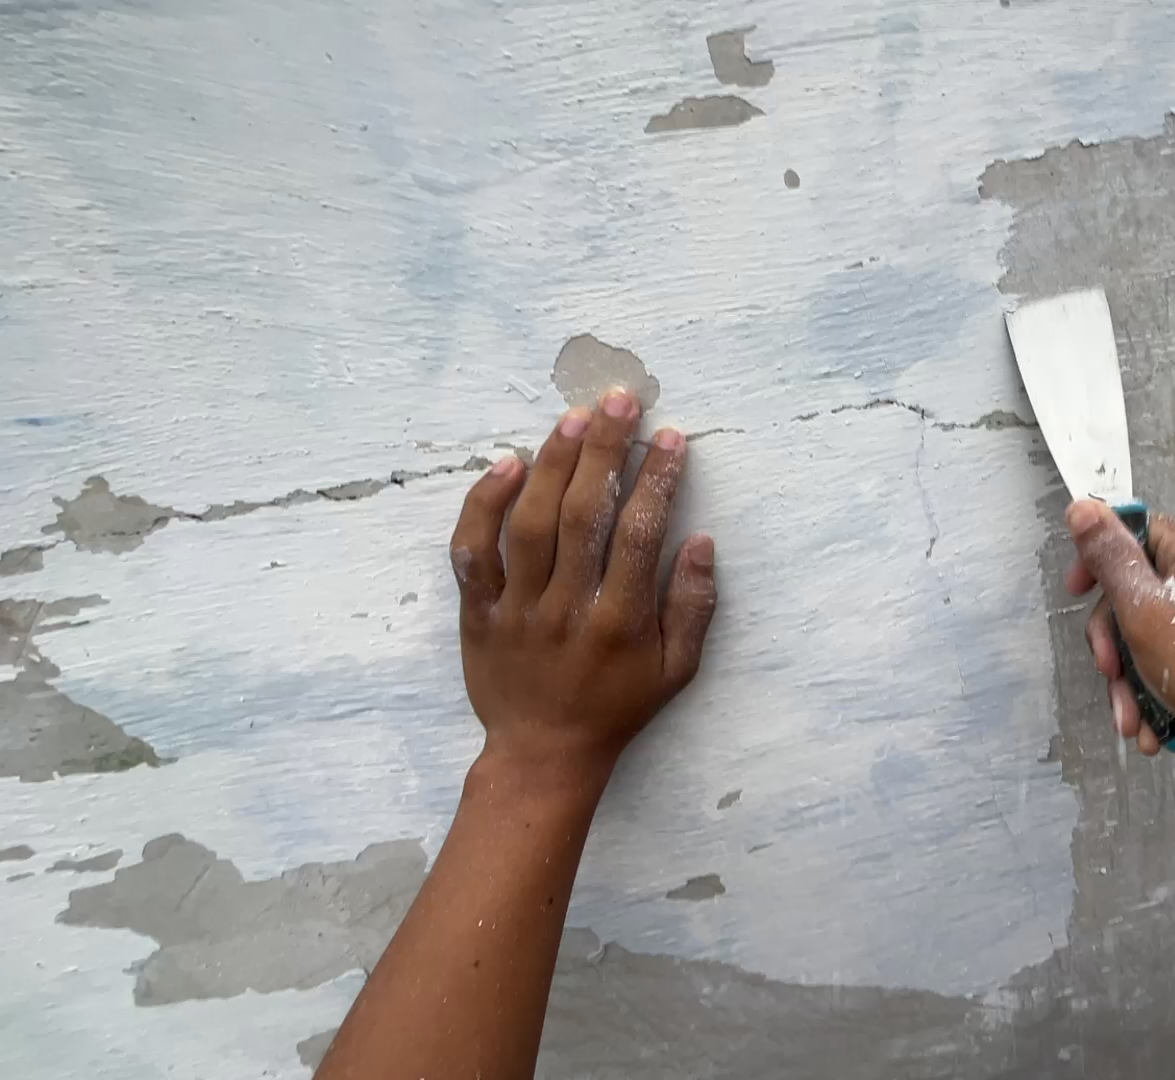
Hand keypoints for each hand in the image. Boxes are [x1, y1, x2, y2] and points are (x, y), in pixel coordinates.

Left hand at [449, 393, 717, 783]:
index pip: (641, 534)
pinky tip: (505, 463)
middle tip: (618, 400)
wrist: (544, 752)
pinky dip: (482, 504)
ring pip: (528, 523)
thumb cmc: (620, 706)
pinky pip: (472, 552)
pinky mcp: (477, 612)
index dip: (657, 480)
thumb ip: (696, 607)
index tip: (670, 438)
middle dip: (603, 450)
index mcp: (622, 622)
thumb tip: (703, 542)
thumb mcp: (679, 670)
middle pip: (583, 514)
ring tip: (574, 417)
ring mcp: (516, 608)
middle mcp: (568, 607)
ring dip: (552, 463)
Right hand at [1065, 500, 1174, 775]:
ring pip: (1146, 633)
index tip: (1076, 593)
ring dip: (1128, 677)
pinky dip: (1152, 690)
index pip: (1133, 531)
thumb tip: (1082, 505)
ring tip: (1131, 718)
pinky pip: (1168, 658)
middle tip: (1108, 672)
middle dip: (1113, 641)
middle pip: (1133, 590)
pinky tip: (1149, 725)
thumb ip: (1110, 558)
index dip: (1097, 560)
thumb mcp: (1144, 608)